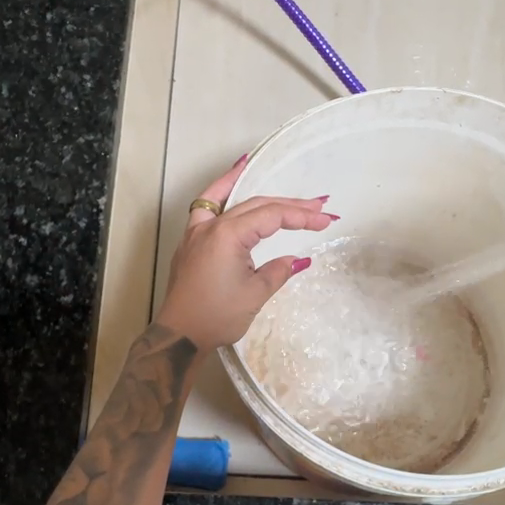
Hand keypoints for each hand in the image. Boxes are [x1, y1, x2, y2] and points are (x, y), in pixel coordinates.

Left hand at [154, 156, 335, 348]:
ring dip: (249, 190)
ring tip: (257, 168)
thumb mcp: (254, 294)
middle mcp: (210, 226)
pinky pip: (205, 208)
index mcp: (228, 235)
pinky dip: (217, 195)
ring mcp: (196, 233)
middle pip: (254, 205)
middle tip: (318, 207)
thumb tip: (297, 260)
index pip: (271, 216)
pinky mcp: (190, 244)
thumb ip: (277, 271)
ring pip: (227, 201)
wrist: (178, 335)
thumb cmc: (216, 316)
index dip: (301, 217)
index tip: (326, 221)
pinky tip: (226, 188)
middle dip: (287, 205)